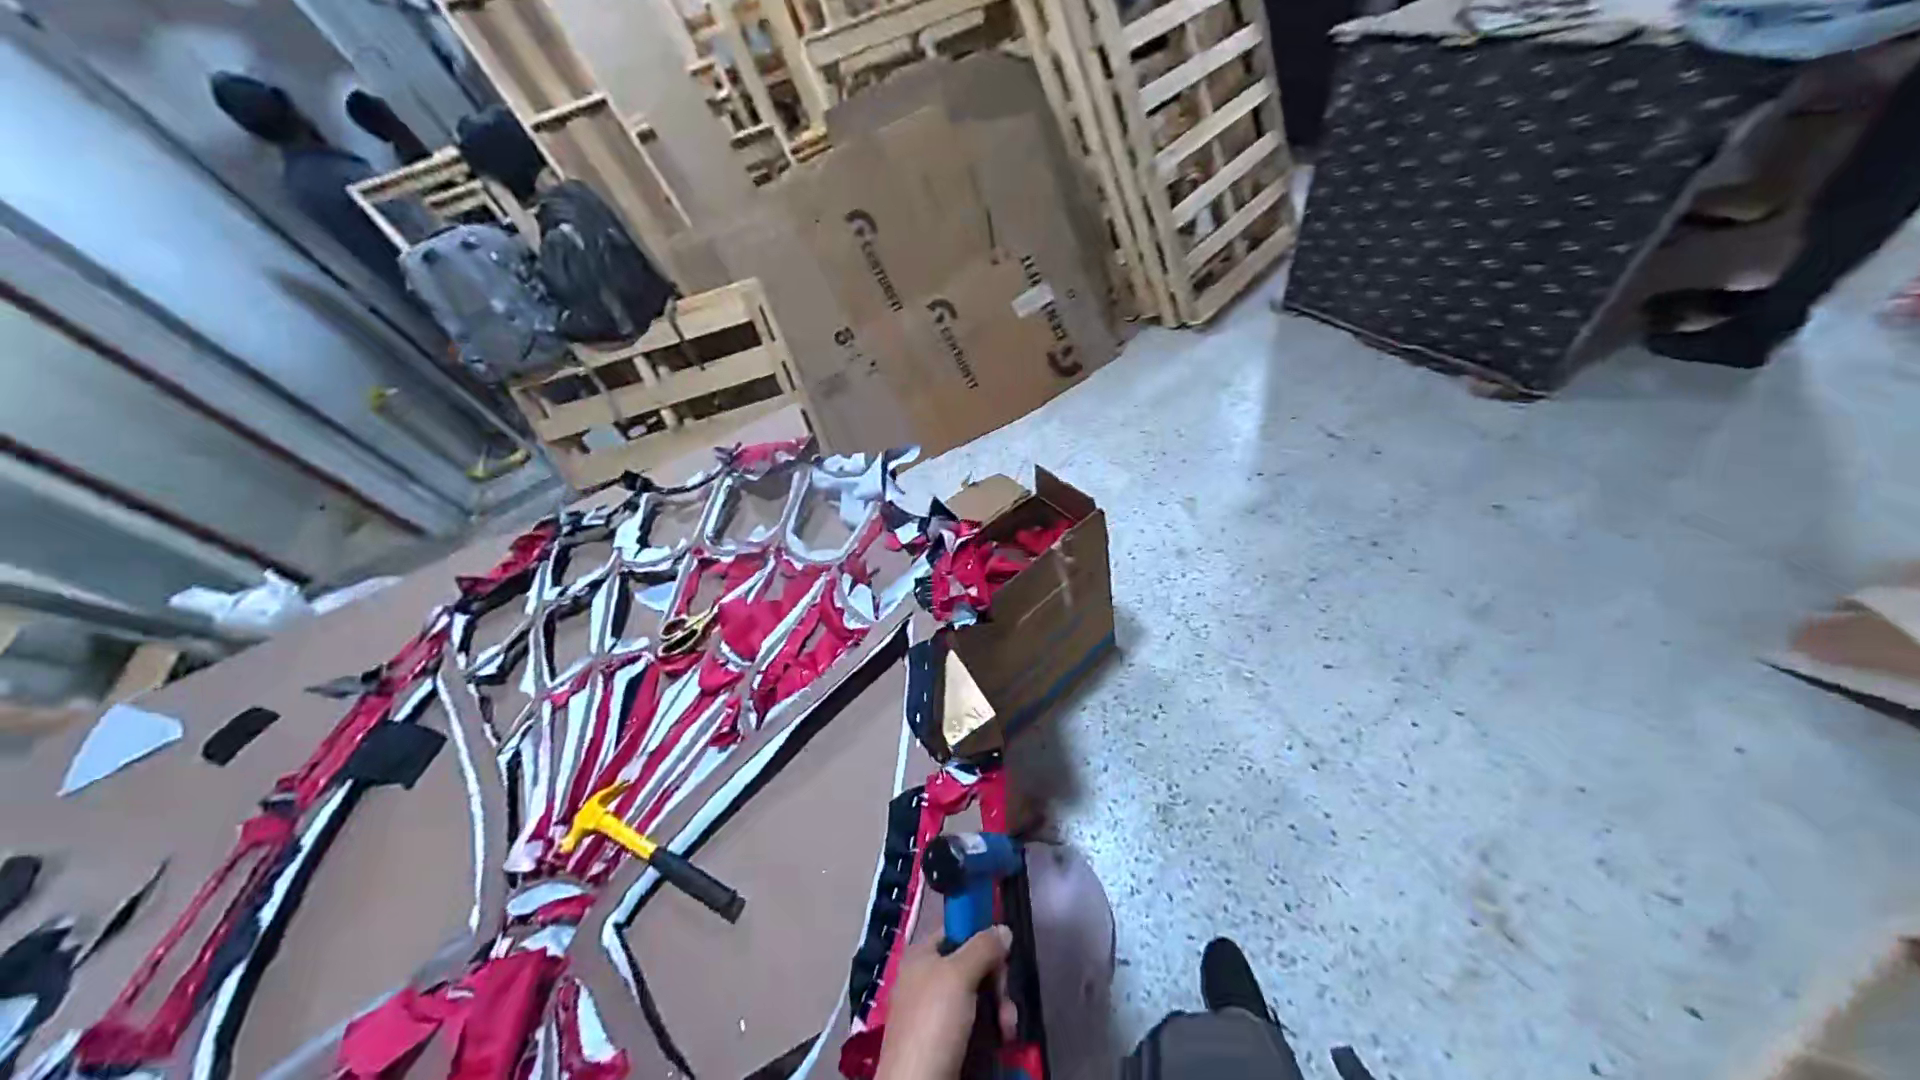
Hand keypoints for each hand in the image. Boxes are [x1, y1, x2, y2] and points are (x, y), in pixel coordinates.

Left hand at [875, 927, 1017, 1079]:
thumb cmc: (933, 1022)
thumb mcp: (958, 975)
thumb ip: (983, 948)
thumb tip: (1003, 929)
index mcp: (922, 955)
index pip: (957, 930)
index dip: (981, 937)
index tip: (1003, 952)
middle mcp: (928, 979)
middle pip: (974, 965)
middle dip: (997, 982)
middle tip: (1005, 1000)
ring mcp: (937, 1012)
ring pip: (980, 996)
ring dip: (1000, 1009)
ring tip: (1007, 1029)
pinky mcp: (948, 1041)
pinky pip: (978, 1023)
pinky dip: (993, 1029)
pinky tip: (1003, 1040)